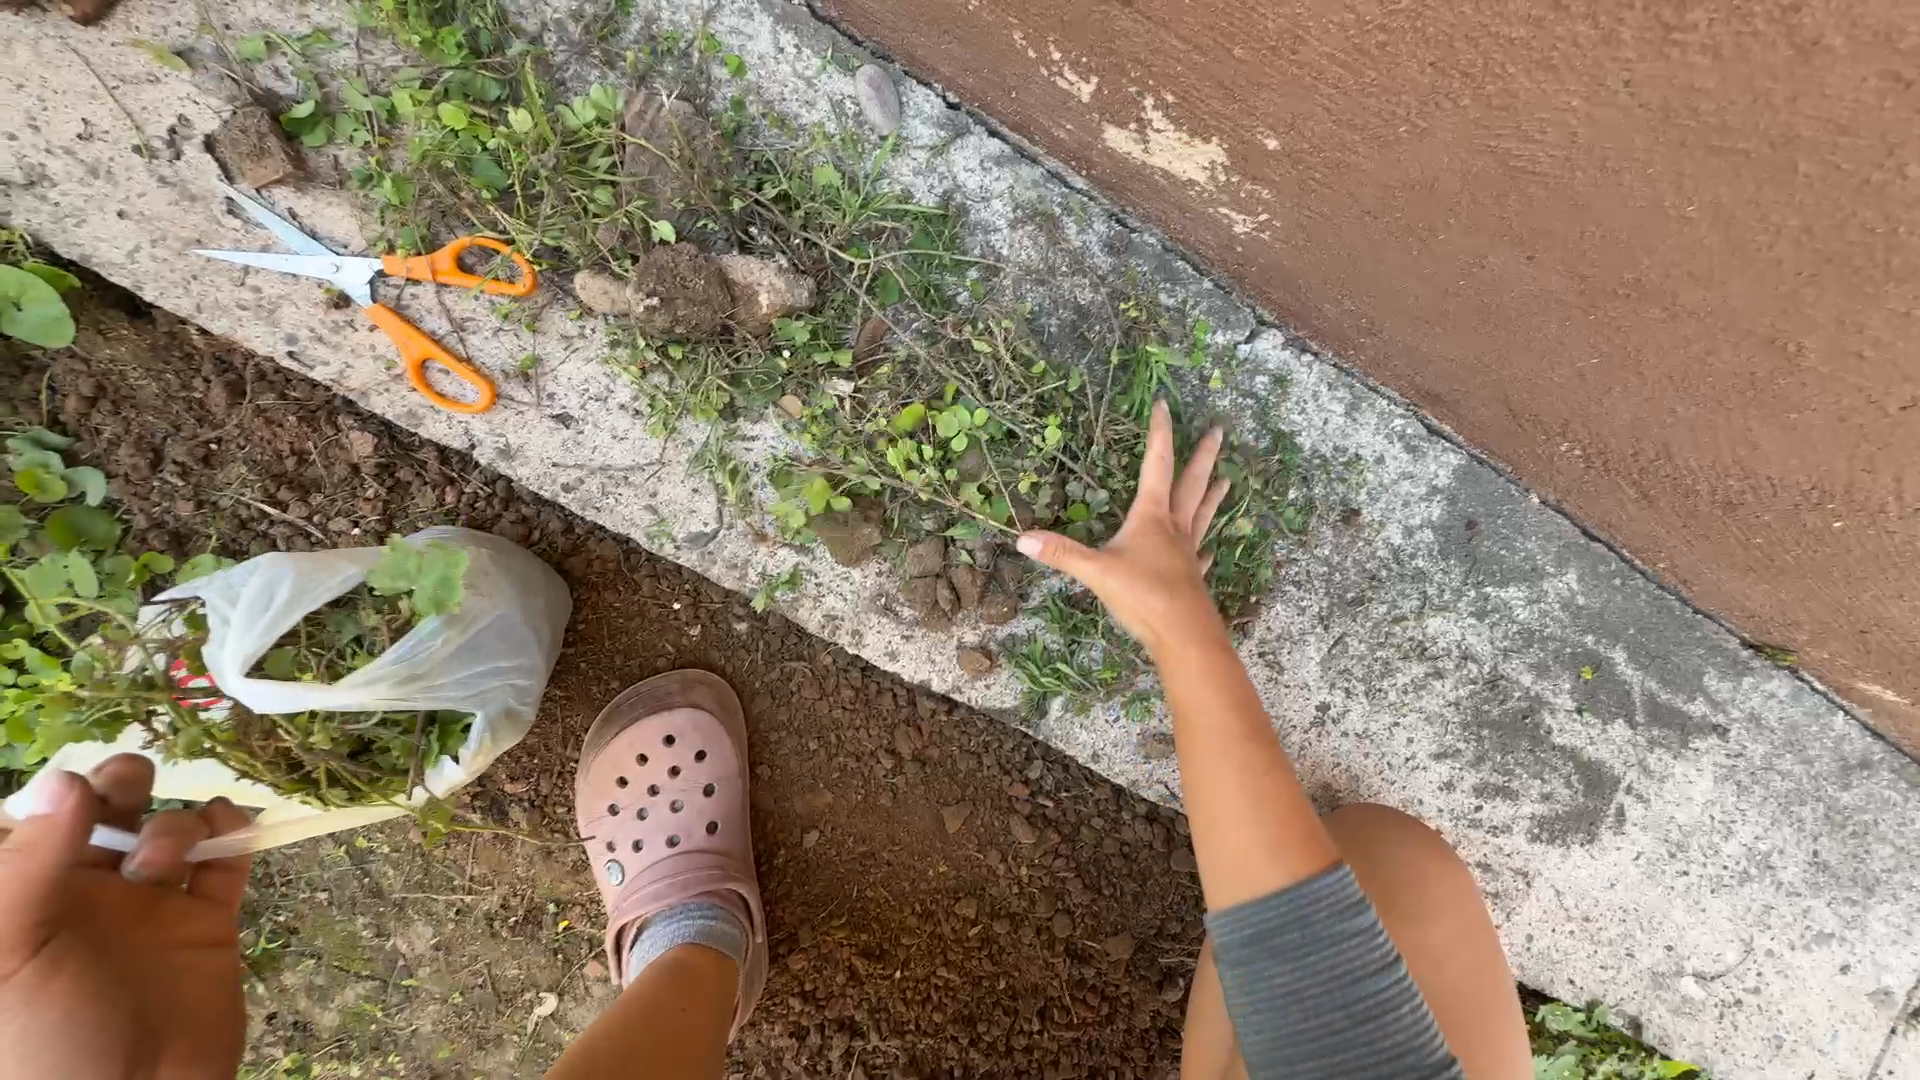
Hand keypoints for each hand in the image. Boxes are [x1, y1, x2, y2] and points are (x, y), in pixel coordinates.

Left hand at [0, 754, 253, 1079]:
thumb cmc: (39, 1038)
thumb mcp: (9, 956)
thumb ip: (27, 867)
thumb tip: (66, 780)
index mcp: (18, 908)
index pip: (29, 830)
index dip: (52, 802)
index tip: (75, 788)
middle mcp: (78, 901)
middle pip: (103, 821)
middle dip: (122, 789)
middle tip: (135, 779)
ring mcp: (148, 908)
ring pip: (169, 833)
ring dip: (177, 822)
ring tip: (173, 851)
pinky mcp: (208, 919)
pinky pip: (227, 861)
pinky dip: (234, 834)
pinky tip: (230, 830)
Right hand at [1017, 399, 1232, 656]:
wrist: (1184, 635)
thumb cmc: (1143, 596)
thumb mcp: (1097, 572)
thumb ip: (1061, 554)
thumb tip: (1021, 539)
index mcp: (1152, 518)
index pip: (1156, 465)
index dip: (1159, 433)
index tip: (1164, 404)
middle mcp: (1174, 529)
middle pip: (1191, 484)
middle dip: (1203, 456)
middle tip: (1219, 432)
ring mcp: (1186, 553)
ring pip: (1202, 515)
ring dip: (1212, 495)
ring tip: (1227, 479)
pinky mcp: (1191, 578)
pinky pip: (1199, 555)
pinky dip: (1204, 548)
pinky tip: (1209, 551)